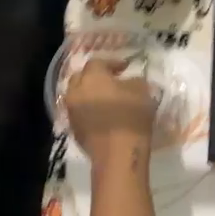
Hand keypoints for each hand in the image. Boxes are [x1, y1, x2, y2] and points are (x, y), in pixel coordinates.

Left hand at [64, 60, 155, 177]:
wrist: (117, 153)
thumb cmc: (131, 117)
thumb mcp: (143, 92)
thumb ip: (135, 81)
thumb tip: (129, 81)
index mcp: (92, 77)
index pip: (98, 62)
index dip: (112, 63)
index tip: (125, 67)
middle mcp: (76, 90)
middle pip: (81, 76)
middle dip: (95, 76)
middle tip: (111, 81)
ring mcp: (71, 110)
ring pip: (77, 94)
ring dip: (90, 93)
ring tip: (106, 99)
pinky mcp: (73, 127)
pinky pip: (79, 111)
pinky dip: (88, 109)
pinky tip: (102, 115)